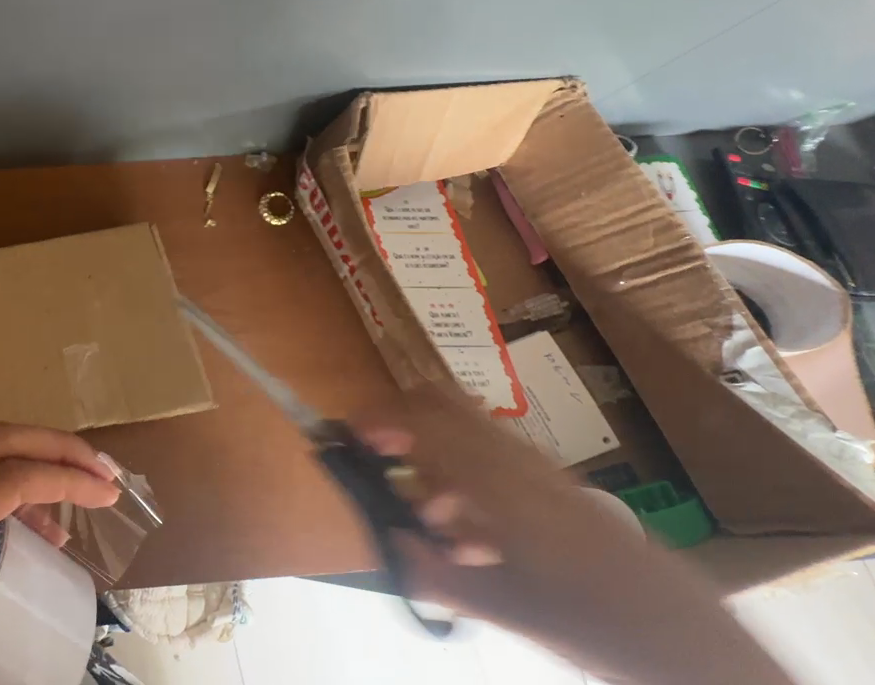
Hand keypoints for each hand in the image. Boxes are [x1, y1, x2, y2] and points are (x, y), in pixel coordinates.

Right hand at [352, 386, 794, 684]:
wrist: (692, 642)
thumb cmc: (592, 624)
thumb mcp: (504, 609)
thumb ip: (434, 571)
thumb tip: (384, 542)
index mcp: (497, 483)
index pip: (423, 423)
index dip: (379, 419)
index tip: (350, 434)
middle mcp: (516, 461)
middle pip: (443, 402)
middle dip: (397, 416)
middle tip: (376, 451)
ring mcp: (540, 468)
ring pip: (466, 425)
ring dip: (430, 448)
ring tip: (425, 507)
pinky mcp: (558, 484)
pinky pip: (493, 453)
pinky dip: (461, 470)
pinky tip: (468, 529)